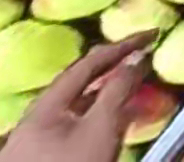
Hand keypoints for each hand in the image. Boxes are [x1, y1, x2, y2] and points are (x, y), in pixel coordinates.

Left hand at [0, 32, 155, 161]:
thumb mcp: (102, 126)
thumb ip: (119, 87)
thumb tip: (137, 56)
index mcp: (43, 109)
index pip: (87, 64)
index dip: (122, 46)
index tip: (153, 34)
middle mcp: (32, 122)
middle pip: (75, 82)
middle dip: (110, 64)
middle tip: (140, 51)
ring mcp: (31, 144)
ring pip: (73, 104)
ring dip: (104, 88)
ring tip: (131, 79)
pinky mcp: (37, 160)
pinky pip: (70, 123)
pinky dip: (95, 110)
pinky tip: (111, 115)